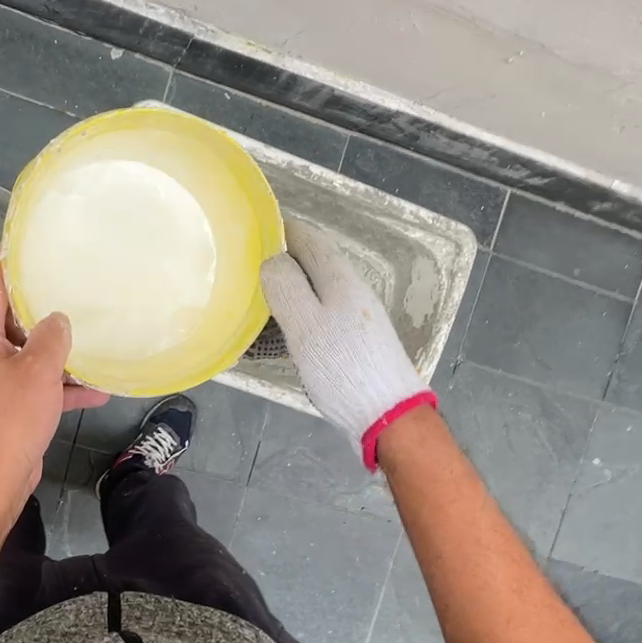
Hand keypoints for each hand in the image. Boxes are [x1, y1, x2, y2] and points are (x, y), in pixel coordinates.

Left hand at [0, 250, 108, 503]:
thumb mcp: (39, 370)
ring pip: (27, 355)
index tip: (22, 241)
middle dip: (40, 306)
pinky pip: (36, 386)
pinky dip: (60, 385)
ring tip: (88, 336)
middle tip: (68, 284)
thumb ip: (52, 337)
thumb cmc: (13, 418)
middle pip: (10, 320)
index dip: (4, 261)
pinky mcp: (7, 407)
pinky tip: (97, 388)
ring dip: (56, 351)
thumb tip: (58, 320)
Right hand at [260, 222, 435, 469]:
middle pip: (319, 263)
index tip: (259, 227)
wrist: (387, 414)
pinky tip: (292, 323)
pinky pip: (325, 312)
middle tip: (254, 258)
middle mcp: (354, 294)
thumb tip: (272, 260)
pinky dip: (304, 307)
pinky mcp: (358, 344)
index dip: (286, 230)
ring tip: (266, 288)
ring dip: (297, 282)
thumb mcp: (306, 326)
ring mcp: (359, 320)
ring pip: (323, 288)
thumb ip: (286, 289)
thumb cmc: (343, 368)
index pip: (312, 242)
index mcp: (342, 282)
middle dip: (289, 255)